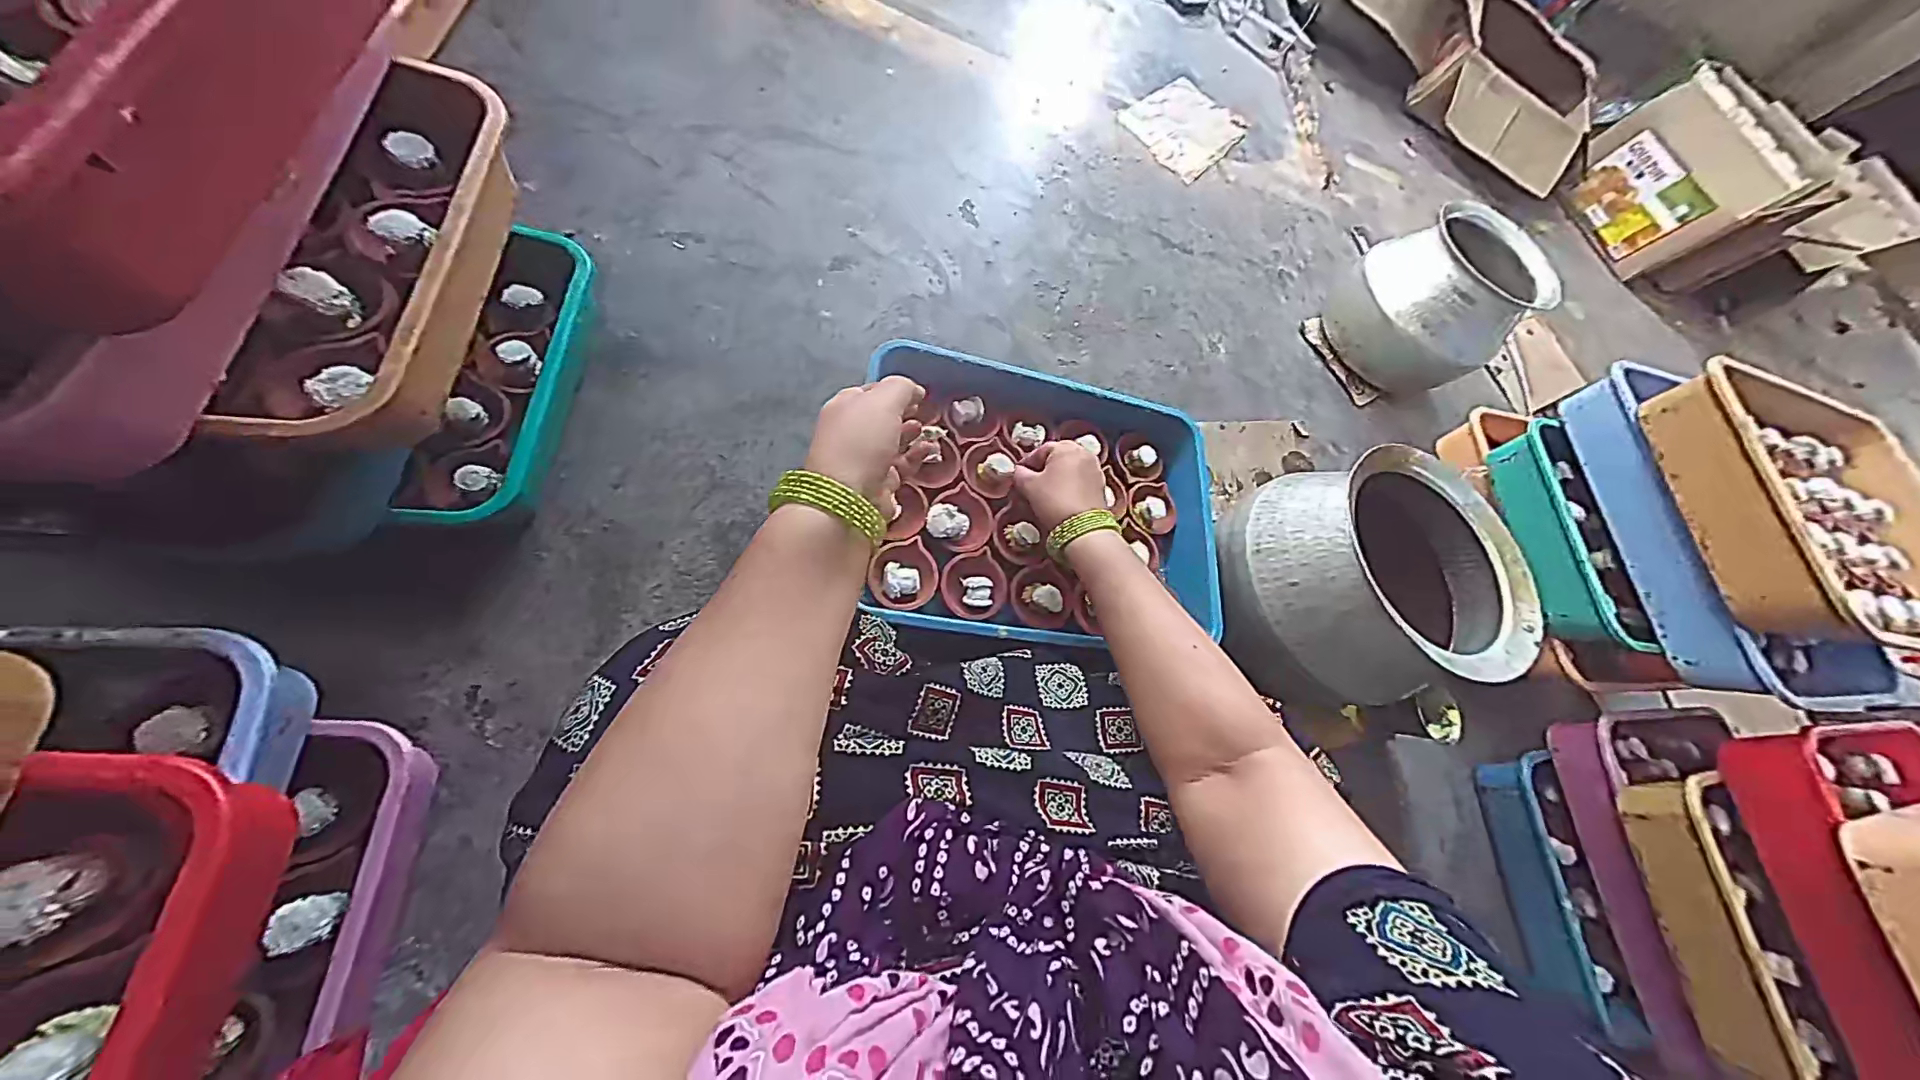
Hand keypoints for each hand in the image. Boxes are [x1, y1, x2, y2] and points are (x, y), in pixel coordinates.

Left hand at [803, 376, 931, 518]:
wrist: (850, 497)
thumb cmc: (863, 441)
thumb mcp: (883, 401)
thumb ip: (902, 388)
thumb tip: (915, 392)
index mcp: (846, 406)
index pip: (873, 392)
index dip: (897, 391)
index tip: (920, 395)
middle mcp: (853, 431)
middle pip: (885, 418)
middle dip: (907, 413)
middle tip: (928, 413)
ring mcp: (866, 458)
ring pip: (895, 441)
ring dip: (914, 434)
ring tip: (931, 430)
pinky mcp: (880, 481)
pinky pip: (903, 464)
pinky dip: (917, 456)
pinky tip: (930, 449)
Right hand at [1013, 441, 1107, 533]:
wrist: (1082, 528)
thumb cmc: (1054, 501)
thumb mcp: (1028, 486)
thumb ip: (1020, 474)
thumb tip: (1019, 471)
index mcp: (1066, 448)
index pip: (1041, 450)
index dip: (1027, 462)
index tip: (1019, 474)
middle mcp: (1084, 454)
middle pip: (1058, 458)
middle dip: (1043, 470)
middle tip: (1031, 483)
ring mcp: (1095, 470)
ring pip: (1070, 470)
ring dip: (1057, 478)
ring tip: (1044, 493)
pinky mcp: (1101, 487)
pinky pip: (1080, 482)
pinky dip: (1069, 487)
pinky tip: (1060, 499)